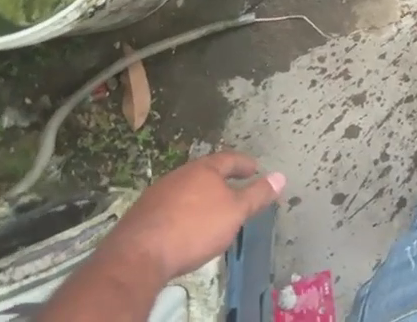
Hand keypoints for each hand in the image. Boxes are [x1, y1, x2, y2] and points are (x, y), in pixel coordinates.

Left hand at [105, 152, 284, 282]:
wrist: (136, 257)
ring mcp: (155, 195)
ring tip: (209, 211)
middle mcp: (178, 175)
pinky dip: (181, 213)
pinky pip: (168, 208)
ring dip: (198, 197)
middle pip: (204, 173)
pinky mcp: (139, 217)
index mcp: (203, 169)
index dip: (244, 164)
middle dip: (220, 180)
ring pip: (184, 190)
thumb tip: (281, 176)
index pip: (229, 159)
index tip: (254, 169)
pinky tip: (183, 228)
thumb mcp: (235, 212)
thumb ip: (258, 195)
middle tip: (233, 189)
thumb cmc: (194, 228)